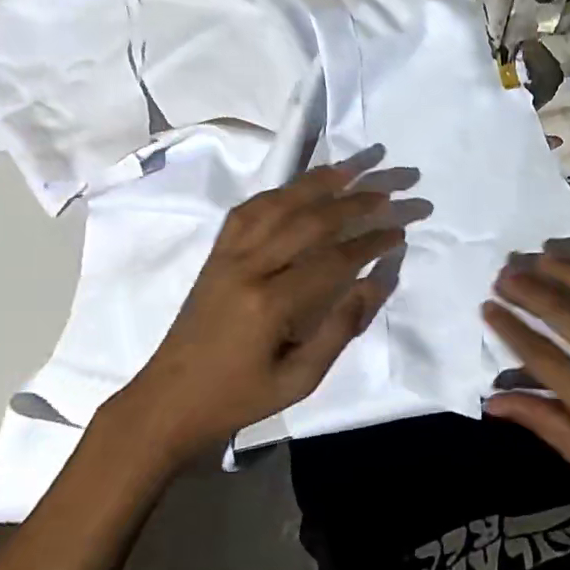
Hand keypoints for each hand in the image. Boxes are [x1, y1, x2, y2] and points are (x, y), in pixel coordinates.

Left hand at [114, 164, 403, 454]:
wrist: (170, 400)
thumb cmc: (240, 396)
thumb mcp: (300, 379)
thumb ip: (340, 328)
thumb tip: (376, 282)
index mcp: (271, 304)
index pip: (333, 259)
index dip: (371, 242)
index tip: (399, 231)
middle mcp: (248, 268)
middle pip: (308, 221)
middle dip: (353, 203)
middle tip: (387, 192)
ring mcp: (227, 256)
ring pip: (277, 205)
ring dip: (316, 183)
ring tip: (350, 168)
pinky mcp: (215, 255)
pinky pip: (247, 212)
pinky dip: (278, 193)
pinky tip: (298, 188)